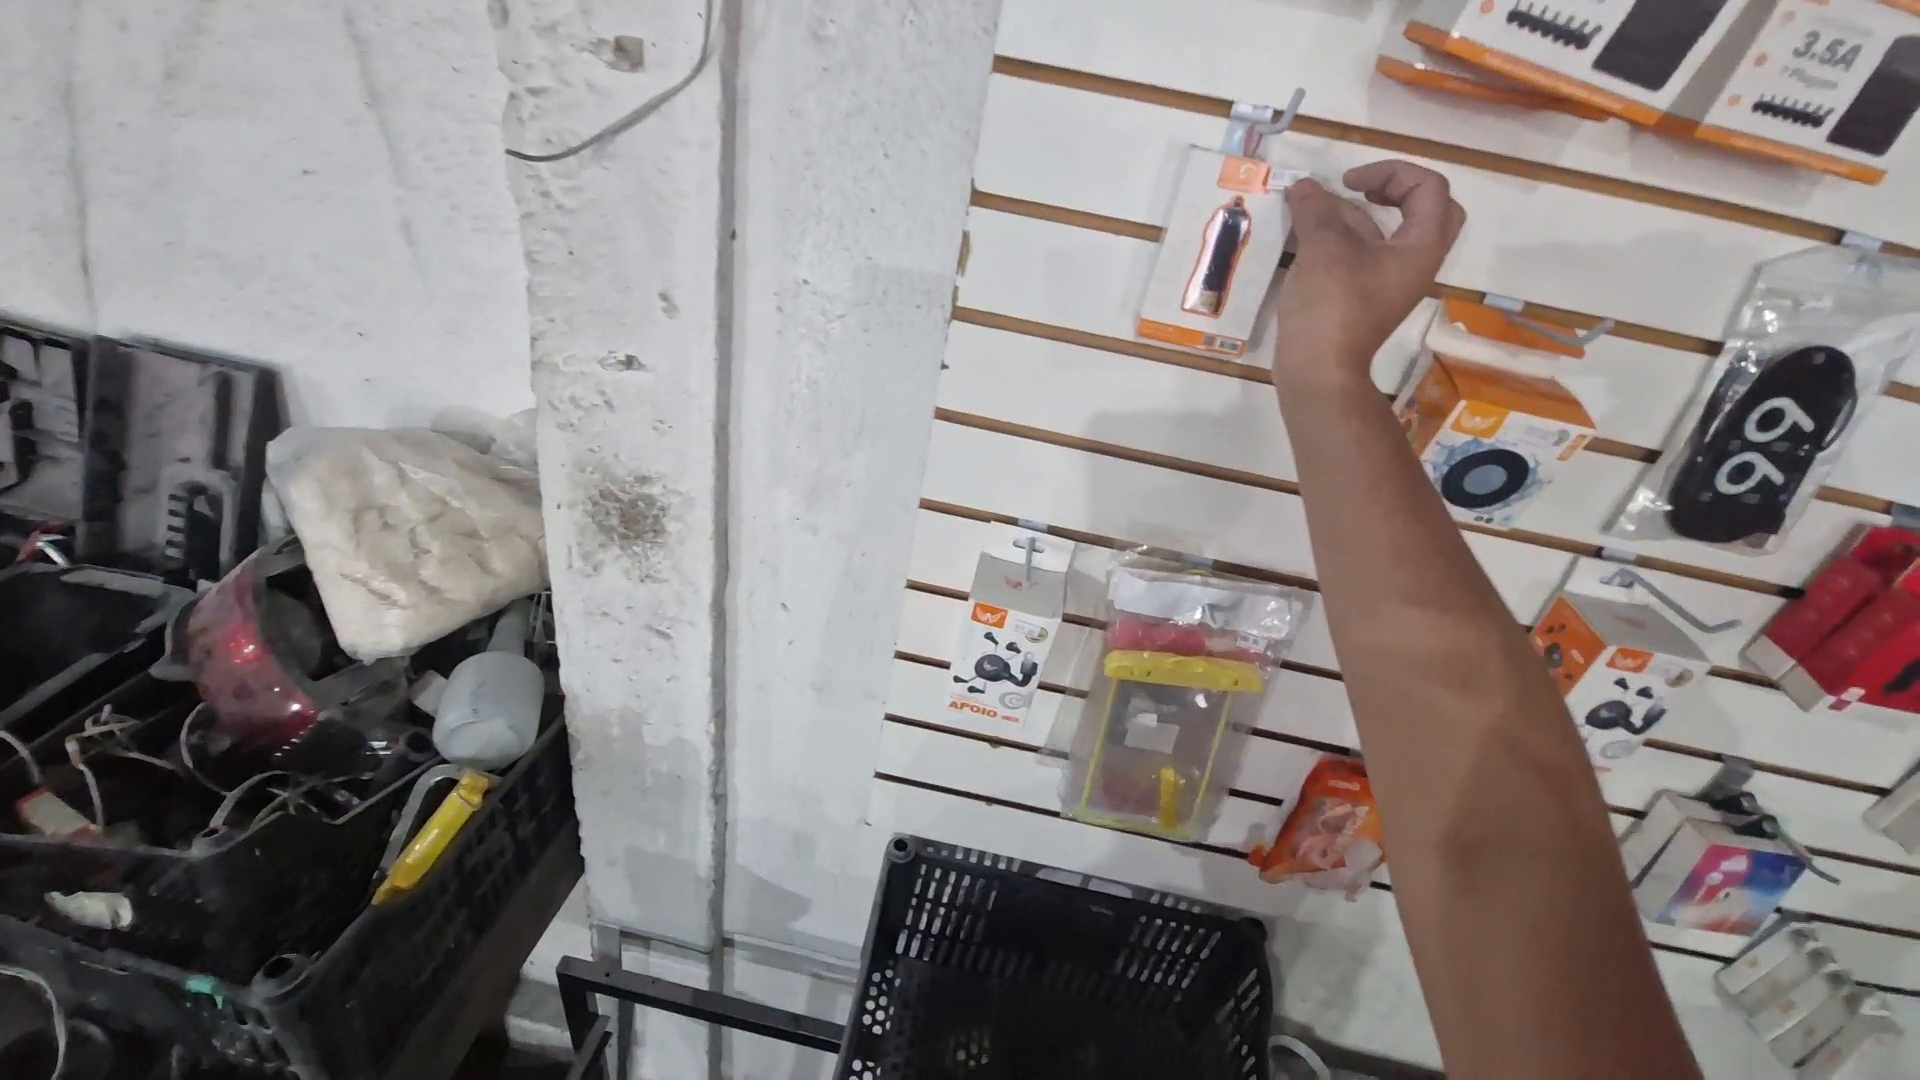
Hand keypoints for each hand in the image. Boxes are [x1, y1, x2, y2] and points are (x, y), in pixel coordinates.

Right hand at [1271, 161, 1465, 388]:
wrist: (1318, 371)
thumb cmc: (1332, 307)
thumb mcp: (1323, 248)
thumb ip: (1316, 210)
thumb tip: (1303, 186)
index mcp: (1421, 248)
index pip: (1428, 188)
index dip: (1390, 172)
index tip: (1348, 181)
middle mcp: (1413, 265)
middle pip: (1423, 212)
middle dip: (1394, 191)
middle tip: (1359, 189)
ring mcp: (1387, 285)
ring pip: (1384, 236)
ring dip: (1355, 217)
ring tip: (1316, 212)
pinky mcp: (1361, 302)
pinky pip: (1361, 260)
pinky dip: (1340, 242)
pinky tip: (1310, 242)